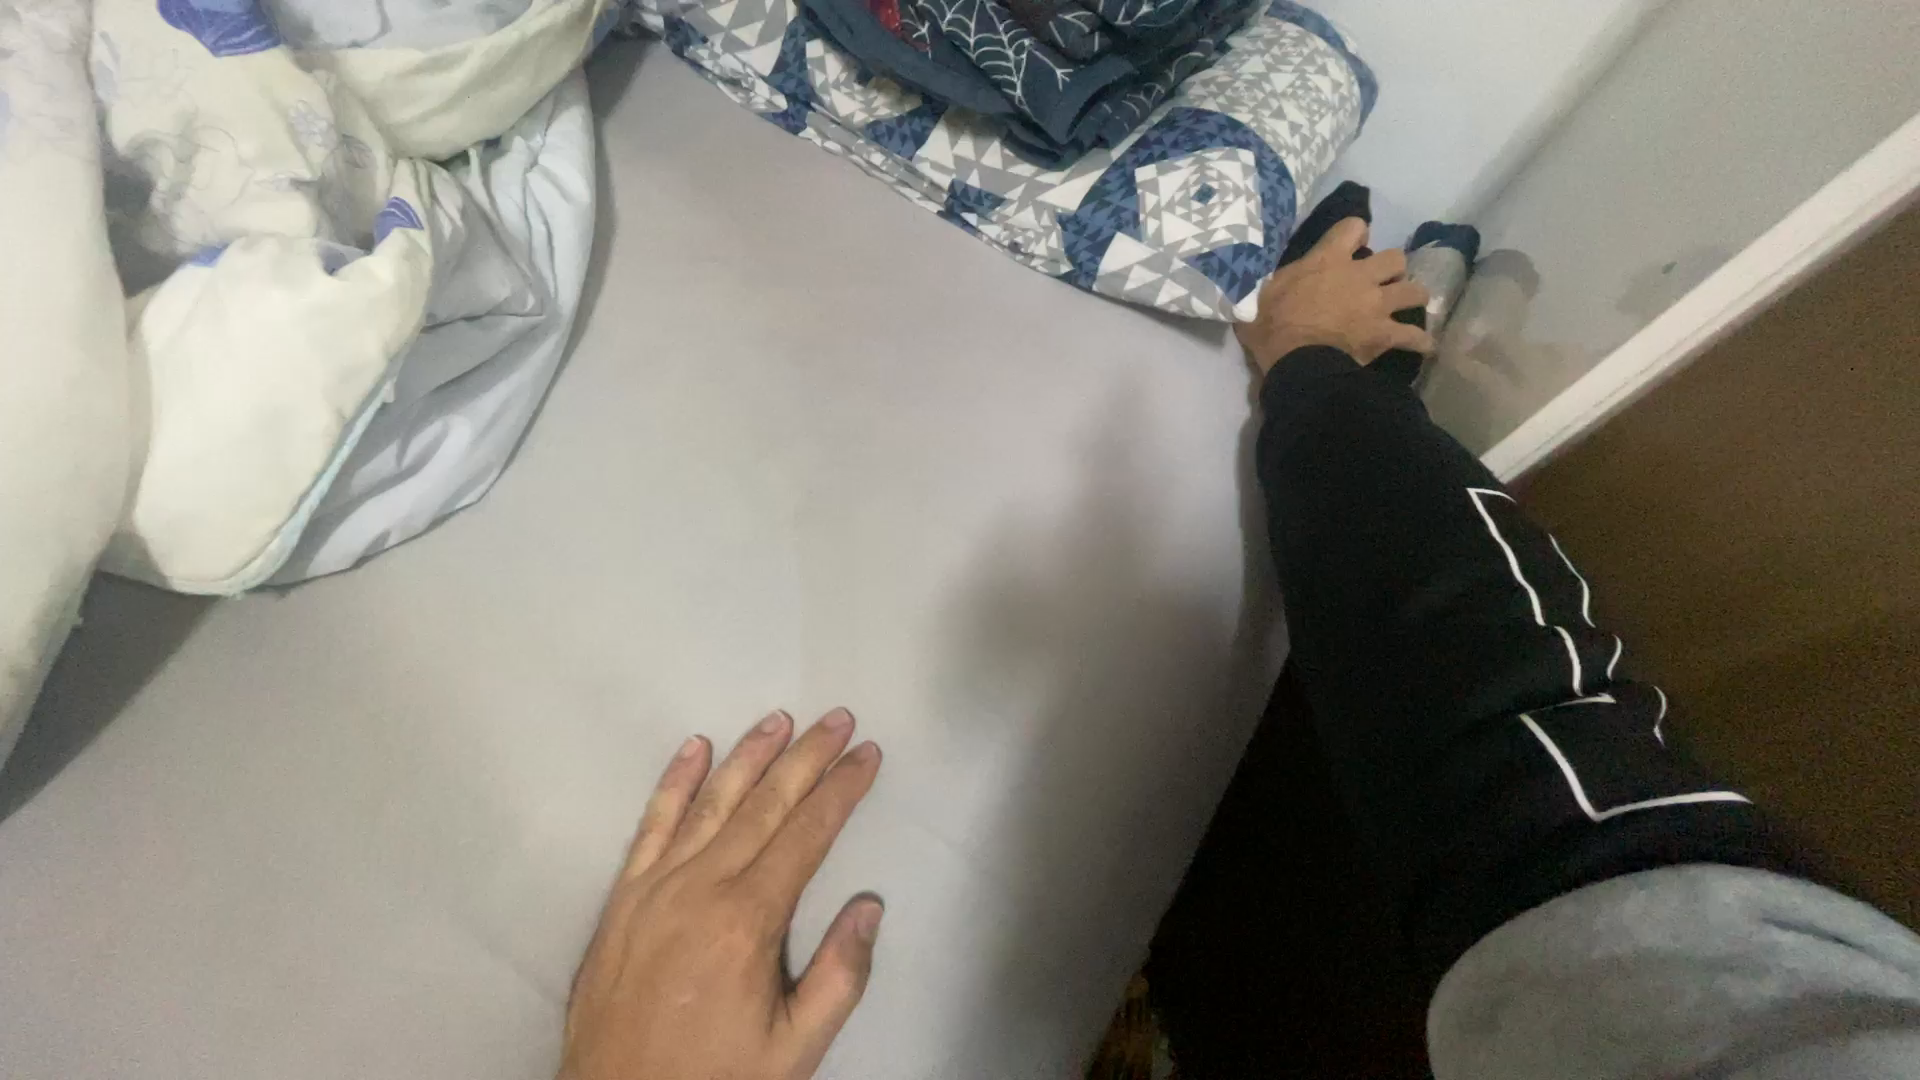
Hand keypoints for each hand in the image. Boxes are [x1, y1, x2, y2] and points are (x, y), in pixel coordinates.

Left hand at [560, 709, 884, 1079]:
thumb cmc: (715, 1079)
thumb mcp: (795, 1050)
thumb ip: (840, 975)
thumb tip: (869, 904)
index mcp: (749, 920)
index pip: (809, 832)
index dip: (843, 788)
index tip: (867, 753)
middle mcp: (702, 886)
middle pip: (767, 802)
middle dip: (808, 756)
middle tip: (838, 718)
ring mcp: (656, 886)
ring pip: (713, 801)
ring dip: (750, 754)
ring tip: (780, 718)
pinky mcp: (622, 896)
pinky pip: (652, 824)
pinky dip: (674, 781)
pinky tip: (695, 748)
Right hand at [1234, 217, 1434, 373]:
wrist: (1295, 361)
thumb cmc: (1271, 327)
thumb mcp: (1263, 296)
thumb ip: (1276, 284)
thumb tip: (1268, 282)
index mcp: (1328, 261)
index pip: (1353, 227)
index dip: (1355, 234)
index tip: (1352, 245)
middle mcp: (1360, 276)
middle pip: (1394, 258)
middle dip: (1390, 270)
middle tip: (1378, 284)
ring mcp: (1377, 305)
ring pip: (1414, 291)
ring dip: (1411, 298)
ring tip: (1405, 308)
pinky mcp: (1385, 334)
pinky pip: (1414, 337)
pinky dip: (1419, 342)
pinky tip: (1423, 346)